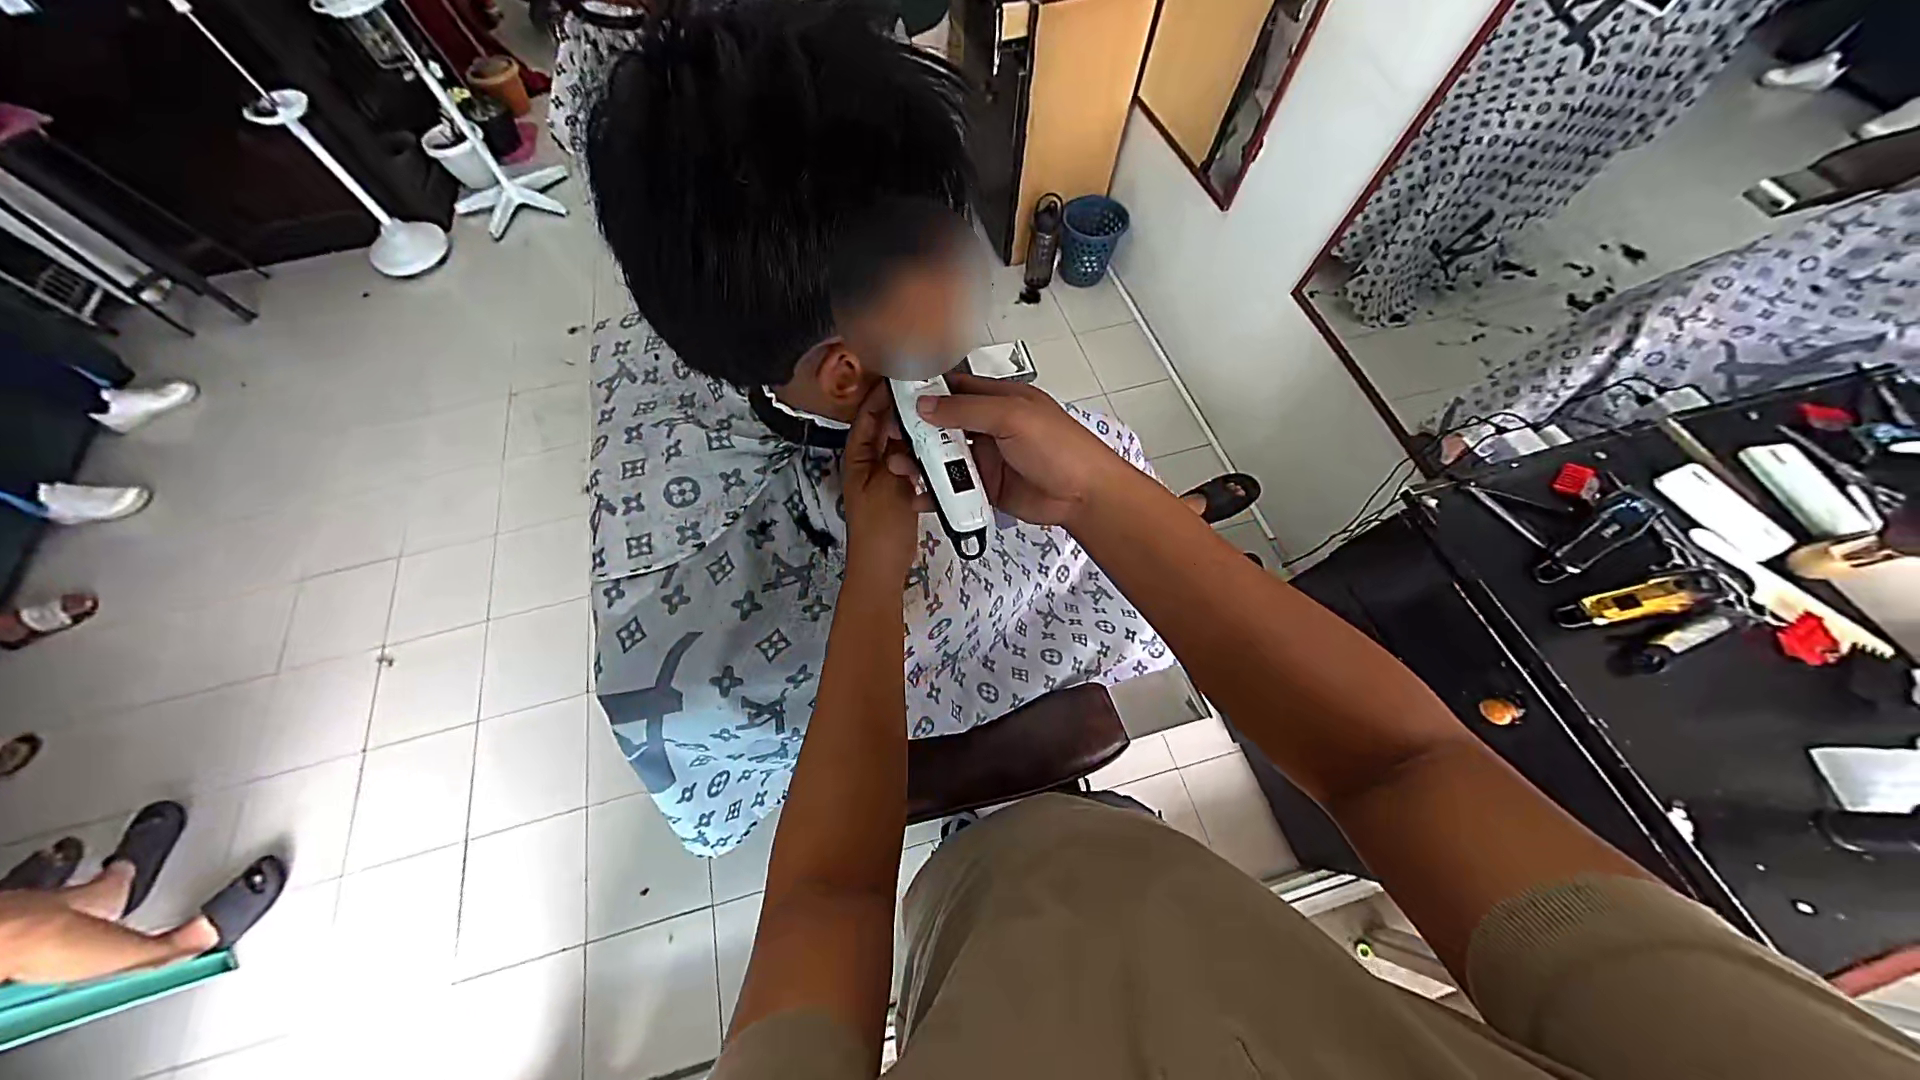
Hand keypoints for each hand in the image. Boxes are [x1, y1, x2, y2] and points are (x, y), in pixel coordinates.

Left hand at [843, 382, 926, 580]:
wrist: (882, 567)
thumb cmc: (880, 529)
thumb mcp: (891, 486)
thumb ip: (899, 456)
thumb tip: (907, 430)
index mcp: (857, 460)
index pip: (866, 419)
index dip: (878, 397)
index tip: (898, 379)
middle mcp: (868, 466)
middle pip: (883, 431)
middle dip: (899, 413)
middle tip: (924, 395)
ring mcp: (883, 480)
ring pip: (899, 449)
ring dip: (913, 435)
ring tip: (934, 419)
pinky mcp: (897, 493)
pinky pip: (910, 468)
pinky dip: (921, 458)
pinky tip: (938, 453)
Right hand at [897, 373, 1124, 526]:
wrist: (1084, 496)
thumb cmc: (1061, 449)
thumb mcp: (1012, 418)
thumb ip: (967, 410)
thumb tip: (926, 404)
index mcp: (999, 400)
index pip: (954, 389)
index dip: (925, 393)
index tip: (896, 400)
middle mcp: (990, 427)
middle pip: (942, 426)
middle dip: (916, 433)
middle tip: (892, 440)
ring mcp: (987, 459)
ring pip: (944, 458)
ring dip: (921, 463)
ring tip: (900, 468)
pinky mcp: (987, 488)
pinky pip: (954, 488)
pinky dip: (935, 493)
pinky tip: (919, 496)